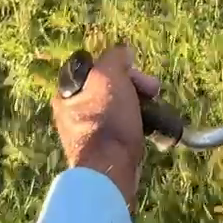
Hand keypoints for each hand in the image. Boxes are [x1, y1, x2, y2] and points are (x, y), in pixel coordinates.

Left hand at [51, 45, 161, 204]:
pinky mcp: (103, 148)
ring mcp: (87, 131)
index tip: (134, 71)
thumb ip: (115, 56)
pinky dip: (135, 121)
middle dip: (134, 83)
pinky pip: (121, 125)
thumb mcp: (110, 74)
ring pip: (117, 104)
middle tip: (152, 89)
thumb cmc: (107, 118)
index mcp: (67, 91)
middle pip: (109, 84)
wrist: (110, 169)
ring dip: (138, 101)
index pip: (96, 65)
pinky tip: (147, 123)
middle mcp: (73, 110)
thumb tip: (124, 53)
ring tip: (154, 107)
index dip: (118, 65)